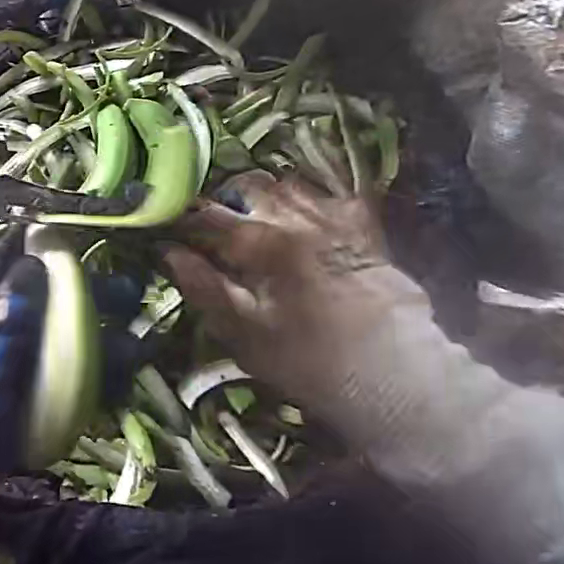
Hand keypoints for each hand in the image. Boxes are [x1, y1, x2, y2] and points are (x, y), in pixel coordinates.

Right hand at [161, 173, 563, 563]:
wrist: (399, 379)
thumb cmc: (309, 362)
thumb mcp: (243, 333)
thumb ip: (203, 287)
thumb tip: (168, 252)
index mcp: (261, 242)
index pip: (204, 216)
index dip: (179, 221)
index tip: (165, 231)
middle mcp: (297, 218)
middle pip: (245, 187)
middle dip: (221, 202)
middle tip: (210, 229)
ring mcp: (335, 219)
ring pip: (287, 184)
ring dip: (262, 197)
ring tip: (252, 221)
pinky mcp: (364, 230)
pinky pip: (330, 196)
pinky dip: (308, 201)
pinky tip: (300, 222)